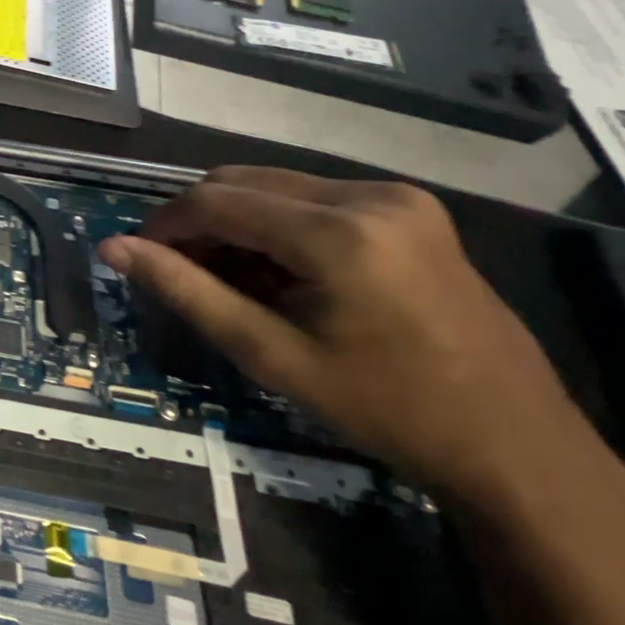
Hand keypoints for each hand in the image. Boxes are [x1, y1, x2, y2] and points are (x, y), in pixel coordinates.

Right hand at [99, 167, 590, 501]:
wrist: (513, 442)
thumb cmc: (384, 407)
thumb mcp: (271, 354)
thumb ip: (186, 291)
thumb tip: (111, 249)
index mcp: (339, 234)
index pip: (215, 201)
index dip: (163, 224)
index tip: (136, 258)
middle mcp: (369, 196)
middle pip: (241, 182)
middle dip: (197, 222)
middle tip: (178, 272)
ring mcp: (397, 199)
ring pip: (273, 186)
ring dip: (234, 223)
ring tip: (228, 279)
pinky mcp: (410, 210)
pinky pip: (311, 197)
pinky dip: (275, 225)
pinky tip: (276, 273)